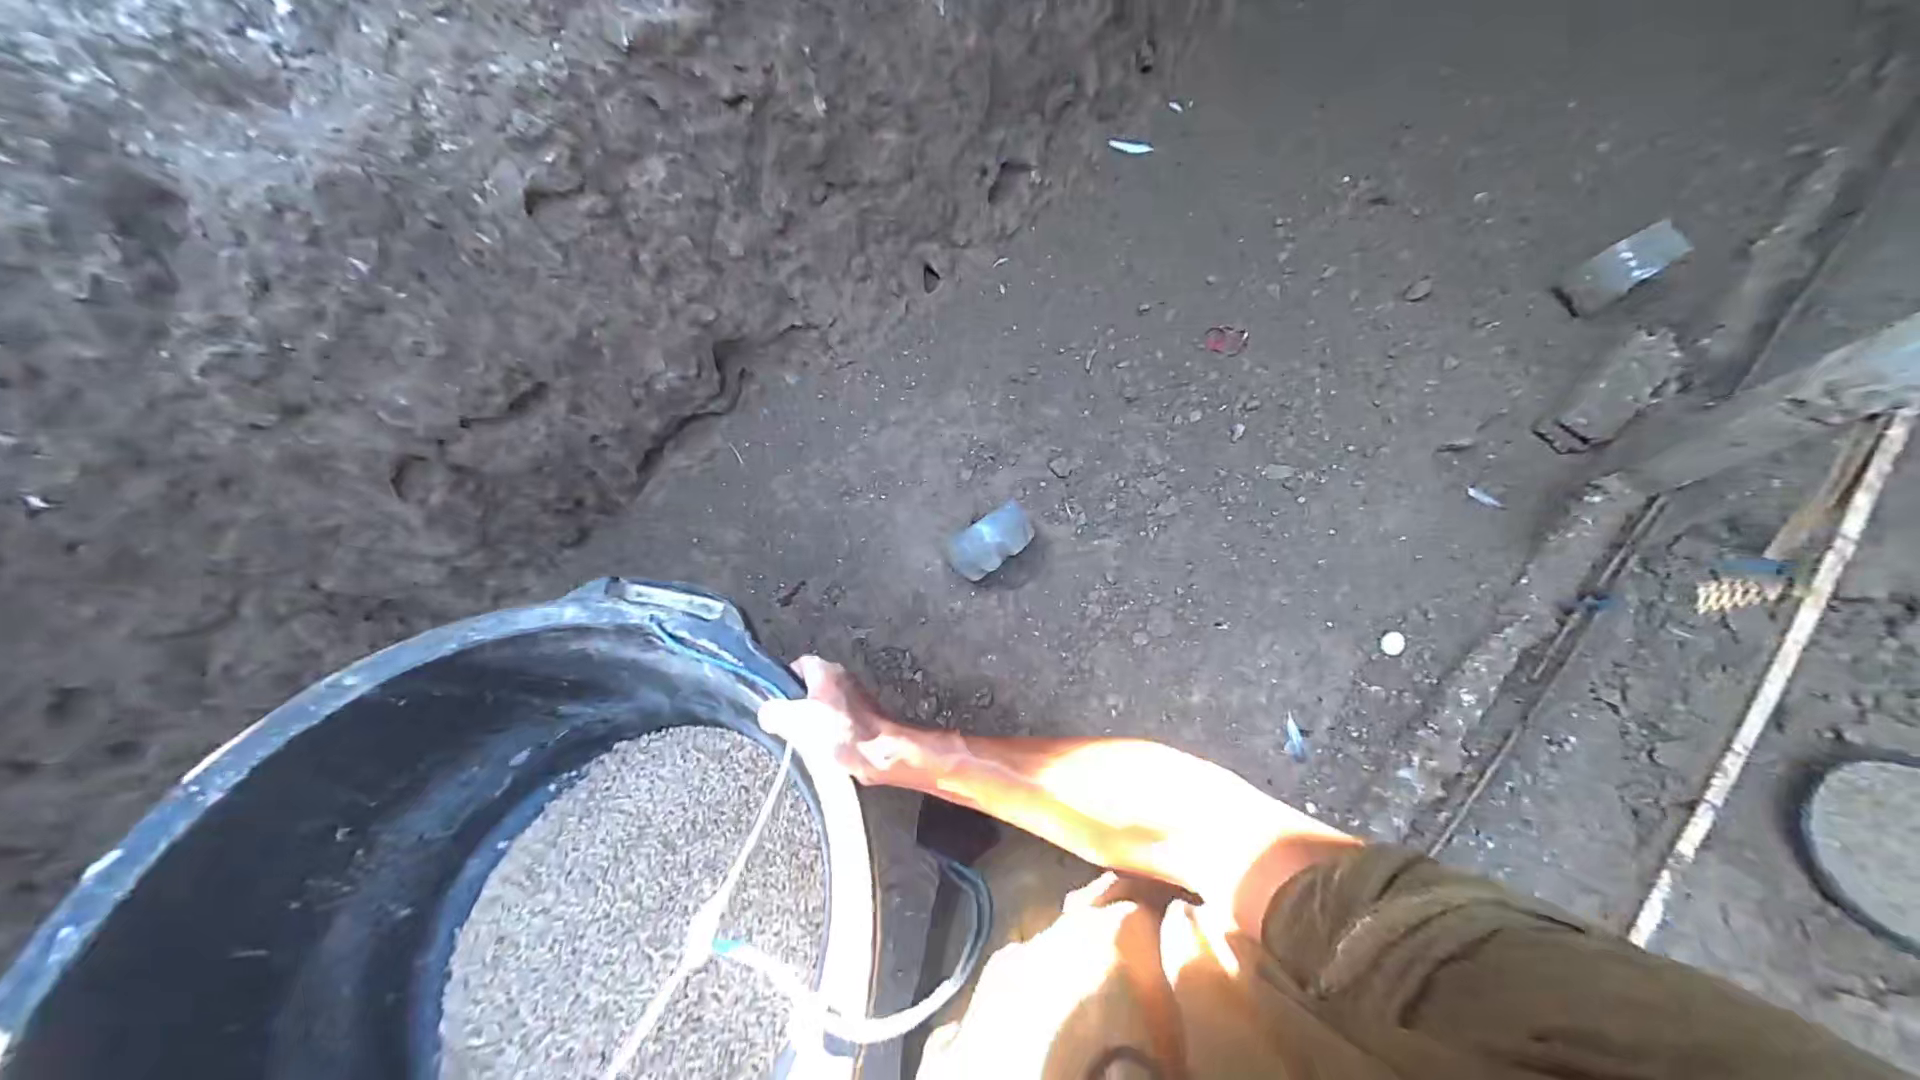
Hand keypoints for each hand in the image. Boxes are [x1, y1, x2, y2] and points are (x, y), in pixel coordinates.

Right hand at [758, 656, 915, 784]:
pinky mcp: (864, 718)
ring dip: (813, 723)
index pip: (799, 665)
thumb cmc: (841, 733)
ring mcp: (856, 698)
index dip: (784, 681)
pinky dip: (829, 734)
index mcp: (826, 671)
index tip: (775, 700)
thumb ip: (774, 713)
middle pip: (810, 687)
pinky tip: (825, 751)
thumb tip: (767, 713)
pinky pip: (838, 722)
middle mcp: (843, 678)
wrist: (881, 754)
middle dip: (797, 706)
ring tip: (806, 742)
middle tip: (788, 725)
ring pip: (824, 706)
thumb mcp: (794, 721)